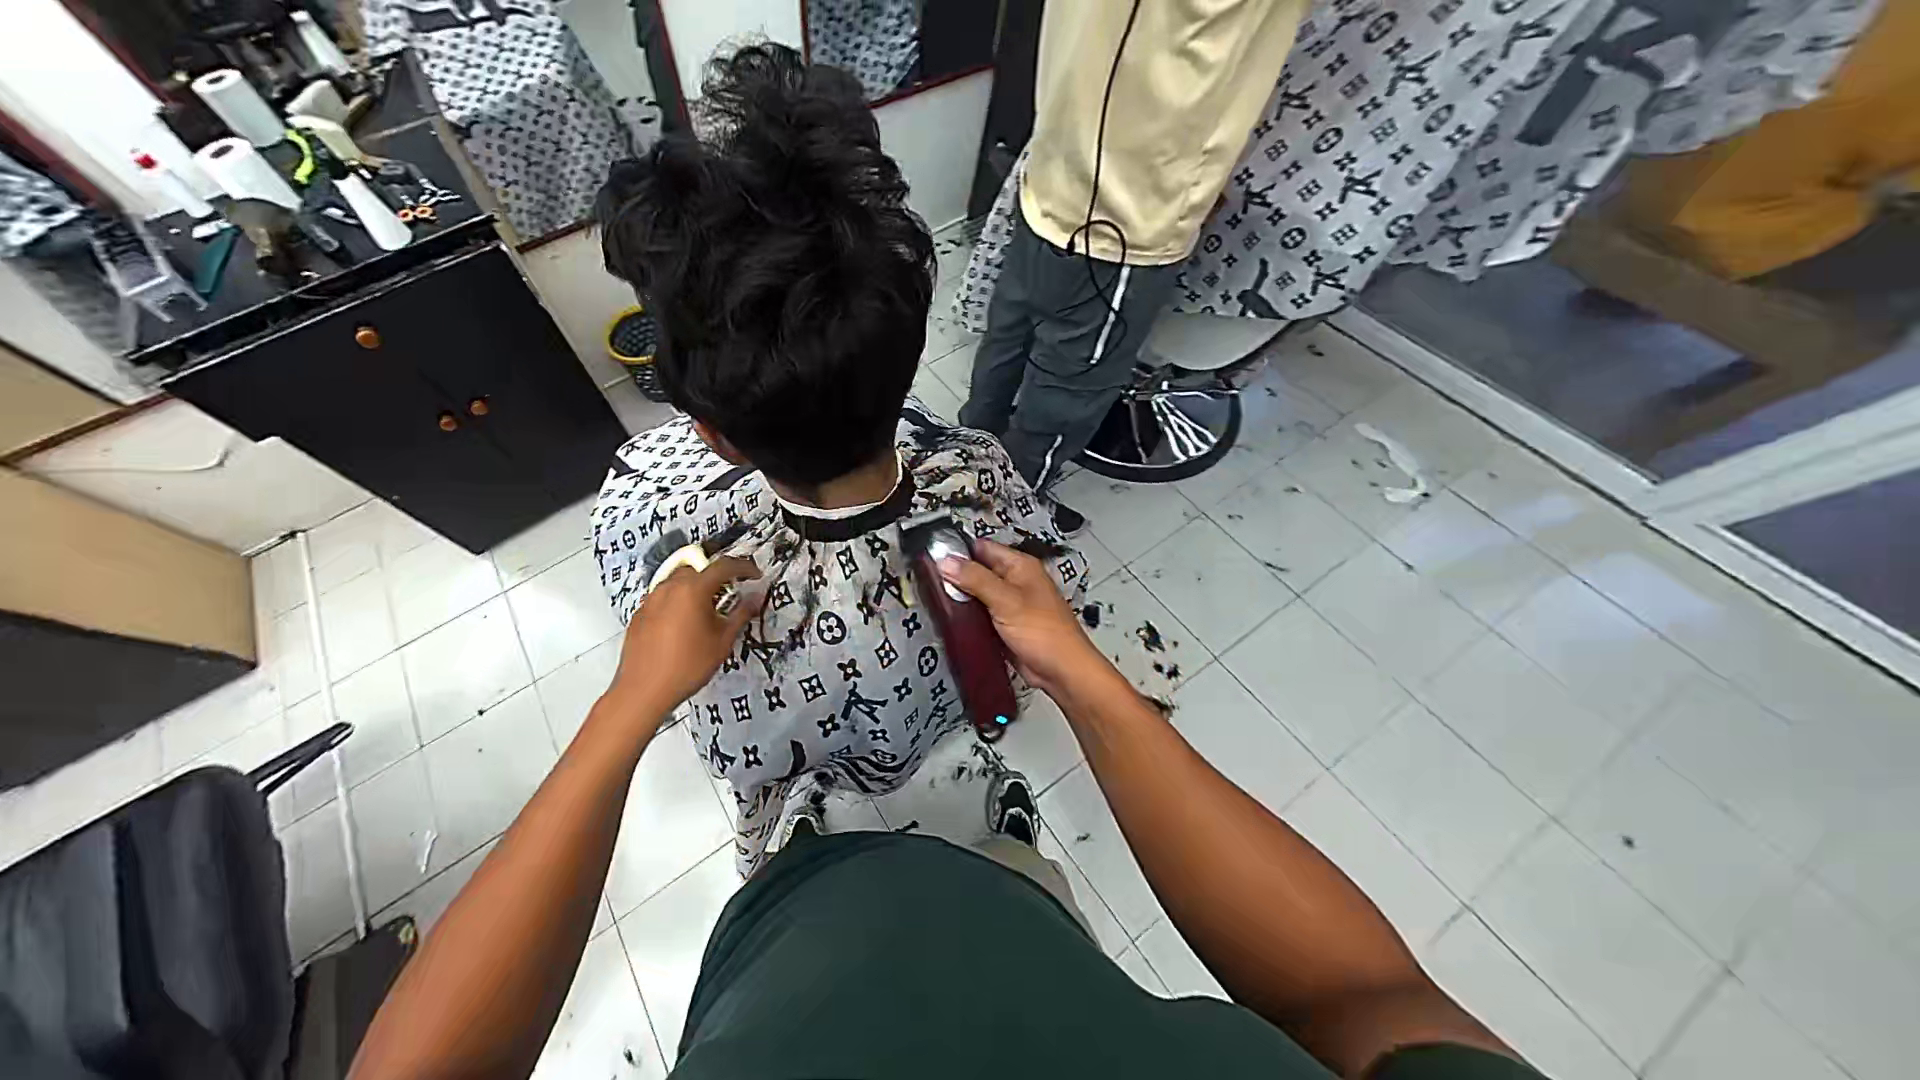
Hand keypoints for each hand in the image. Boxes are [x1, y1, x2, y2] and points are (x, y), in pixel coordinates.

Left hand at [605, 556, 760, 720]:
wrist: (644, 691)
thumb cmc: (686, 667)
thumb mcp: (723, 640)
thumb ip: (742, 613)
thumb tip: (755, 599)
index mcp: (693, 590)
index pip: (724, 566)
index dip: (744, 567)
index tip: (754, 575)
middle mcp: (669, 588)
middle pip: (699, 569)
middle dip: (718, 576)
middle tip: (733, 590)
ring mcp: (651, 600)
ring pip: (679, 582)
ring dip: (697, 587)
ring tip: (709, 608)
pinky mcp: (640, 614)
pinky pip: (664, 597)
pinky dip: (679, 601)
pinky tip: (686, 623)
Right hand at [938, 539, 1110, 697]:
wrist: (1061, 670)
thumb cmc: (1048, 634)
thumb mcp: (1005, 600)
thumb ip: (975, 579)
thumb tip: (948, 562)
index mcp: (1020, 566)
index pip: (983, 547)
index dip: (960, 550)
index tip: (936, 556)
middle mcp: (1016, 582)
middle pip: (978, 570)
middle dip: (958, 576)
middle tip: (936, 581)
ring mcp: (1011, 604)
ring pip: (978, 594)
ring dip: (963, 599)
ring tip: (943, 601)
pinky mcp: (1006, 625)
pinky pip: (982, 615)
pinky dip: (970, 617)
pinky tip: (957, 620)